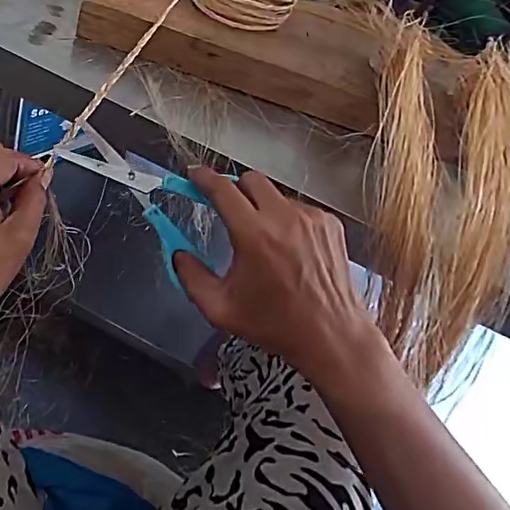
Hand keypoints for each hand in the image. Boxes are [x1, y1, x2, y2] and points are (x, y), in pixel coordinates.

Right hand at [172, 169, 383, 390]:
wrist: (330, 335)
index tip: (195, 175)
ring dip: (263, 207)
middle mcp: (284, 220)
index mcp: (254, 236)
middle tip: (229, 210)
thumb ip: (191, 278)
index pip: (223, 189)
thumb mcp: (221, 309)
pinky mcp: (329, 224)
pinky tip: (289, 248)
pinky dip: (288, 220)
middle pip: (251, 180)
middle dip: (235, 190)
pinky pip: (300, 208)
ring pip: (276, 194)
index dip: (204, 177)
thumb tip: (179, 255)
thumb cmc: (278, 324)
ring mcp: (311, 219)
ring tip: (264, 242)